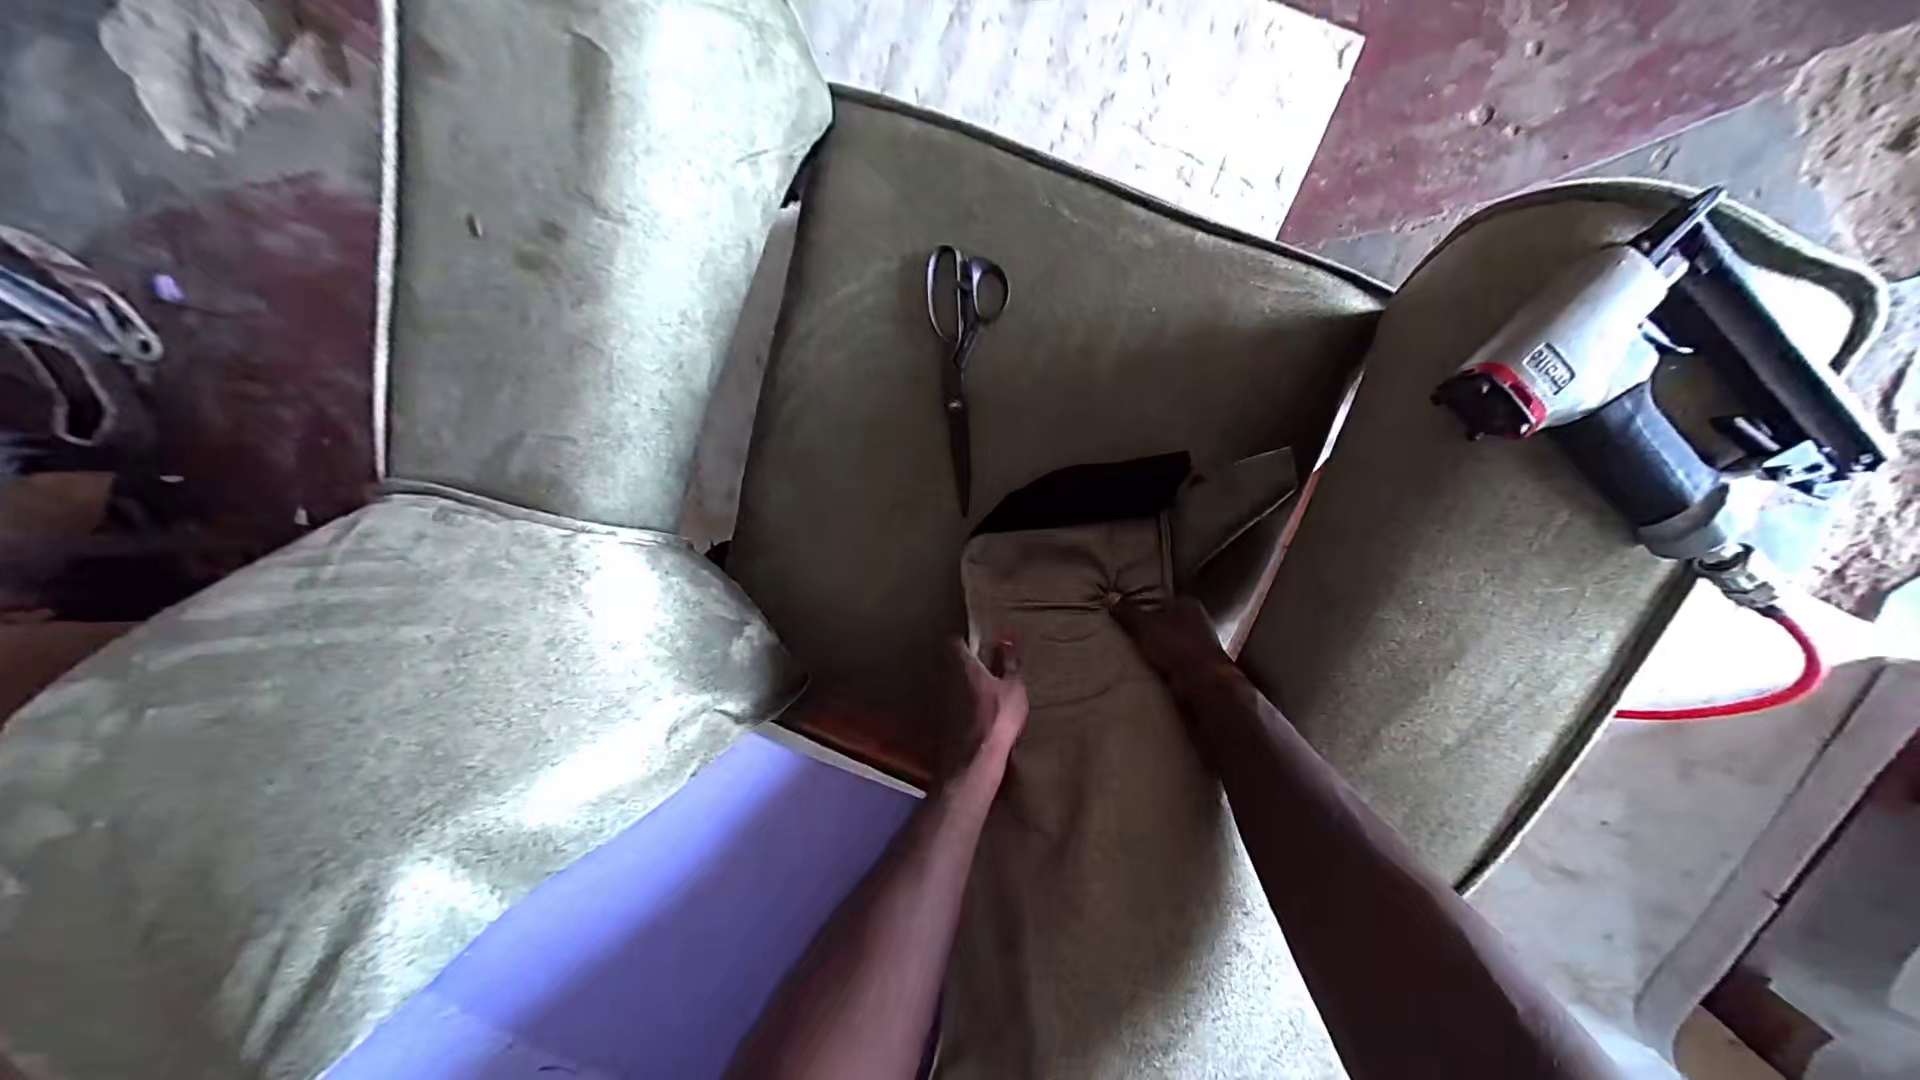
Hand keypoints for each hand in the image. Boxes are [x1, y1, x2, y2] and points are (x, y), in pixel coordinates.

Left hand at [942, 638, 1028, 789]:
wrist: (973, 761)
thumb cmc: (996, 718)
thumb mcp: (1013, 687)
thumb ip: (1009, 663)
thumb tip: (1006, 641)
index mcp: (961, 664)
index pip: (955, 641)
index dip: (968, 641)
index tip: (984, 643)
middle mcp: (944, 678)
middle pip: (950, 662)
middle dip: (966, 662)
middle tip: (988, 665)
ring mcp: (940, 701)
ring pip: (950, 683)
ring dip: (965, 683)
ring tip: (987, 689)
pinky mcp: (941, 721)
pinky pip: (952, 704)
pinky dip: (964, 704)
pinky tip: (981, 713)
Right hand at [1111, 597, 1233, 684]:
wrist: (1203, 682)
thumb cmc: (1176, 645)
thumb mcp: (1145, 626)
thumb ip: (1127, 612)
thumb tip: (1109, 595)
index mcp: (1188, 604)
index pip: (1163, 595)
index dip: (1145, 600)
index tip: (1127, 606)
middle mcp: (1197, 619)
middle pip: (1166, 617)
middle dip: (1149, 623)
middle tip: (1125, 625)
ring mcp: (1199, 642)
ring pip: (1169, 638)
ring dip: (1155, 643)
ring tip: (1131, 645)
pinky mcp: (1197, 662)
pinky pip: (1172, 655)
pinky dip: (1161, 658)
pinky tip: (1146, 662)